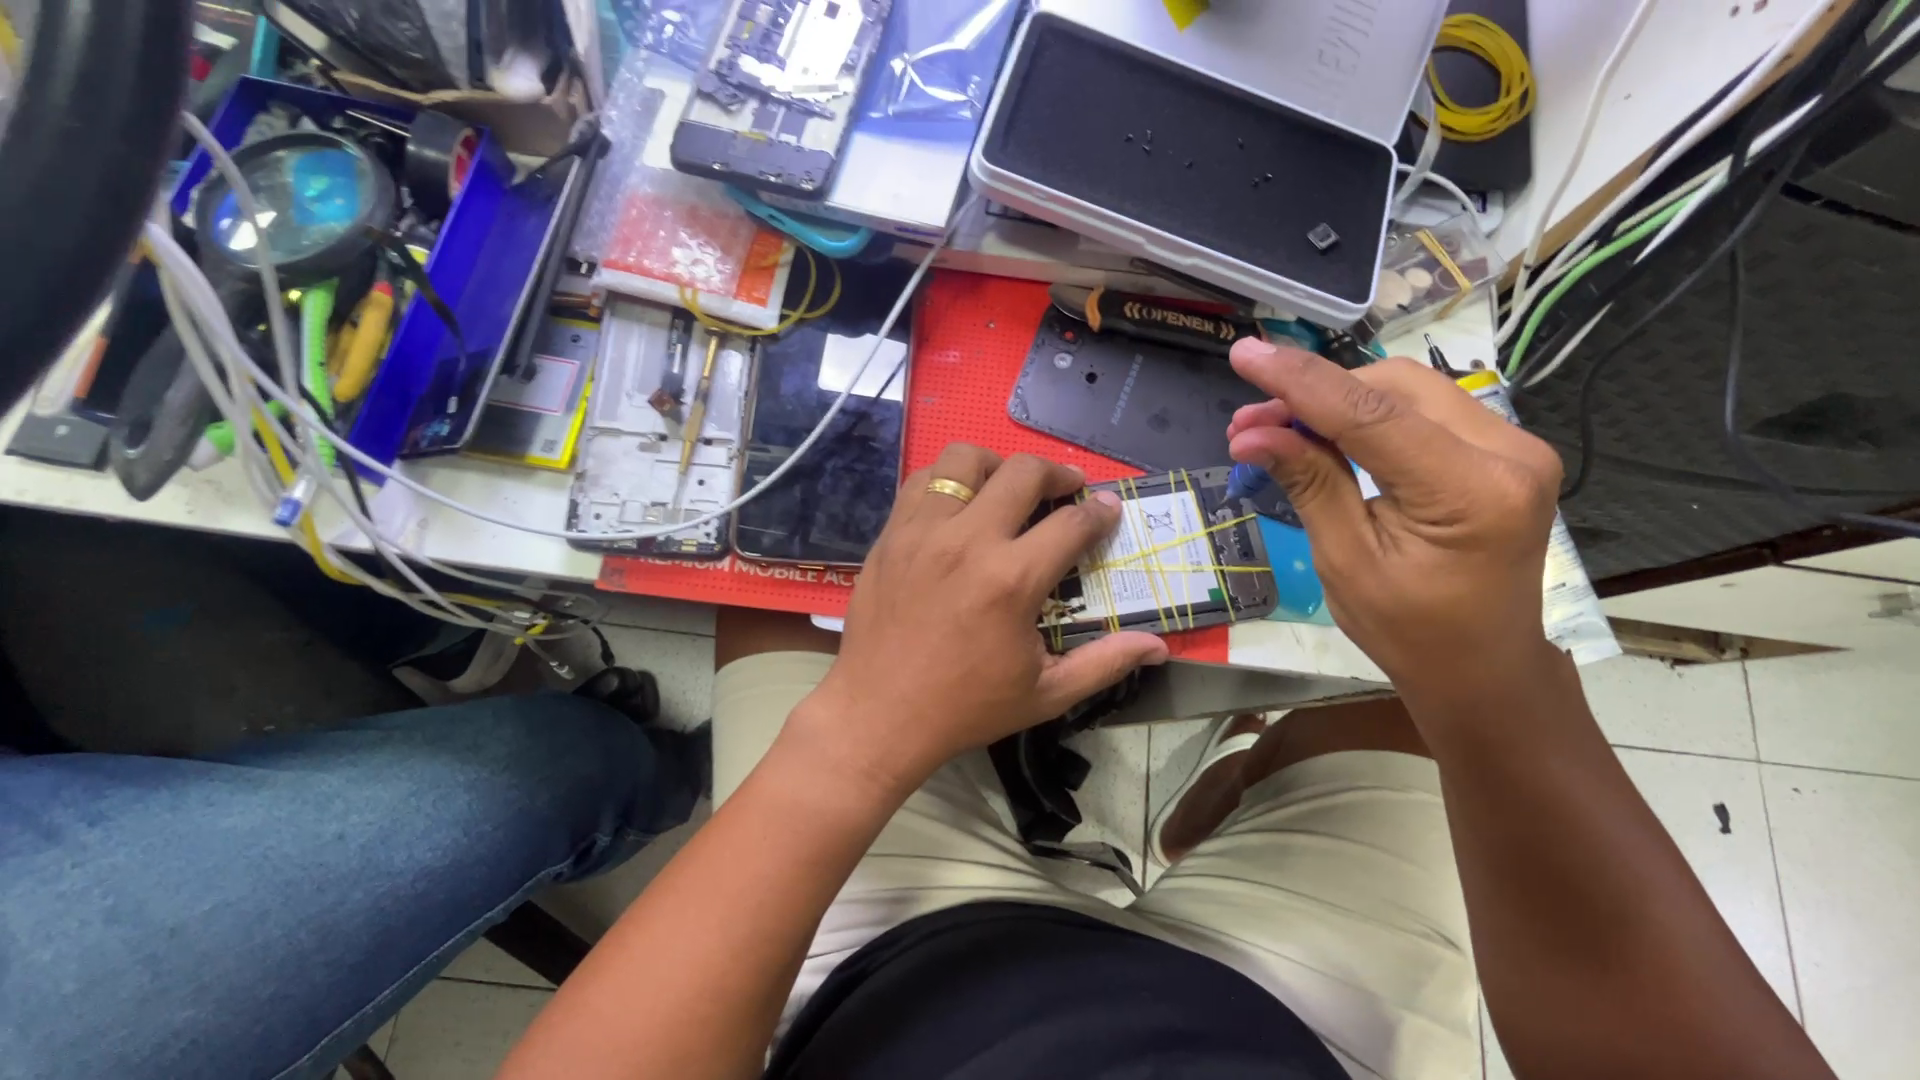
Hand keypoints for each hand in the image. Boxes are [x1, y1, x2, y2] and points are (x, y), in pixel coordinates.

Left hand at [790, 444, 1169, 795]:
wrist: (878, 716)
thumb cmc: (966, 708)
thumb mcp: (1045, 694)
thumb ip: (1105, 662)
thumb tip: (1159, 645)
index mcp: (1011, 580)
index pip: (1072, 523)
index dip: (1100, 512)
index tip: (1108, 510)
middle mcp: (967, 541)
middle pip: (1023, 472)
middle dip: (1058, 473)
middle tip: (1068, 488)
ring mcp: (922, 532)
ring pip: (963, 459)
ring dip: (997, 465)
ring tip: (1008, 487)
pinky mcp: (890, 535)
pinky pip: (921, 481)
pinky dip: (948, 480)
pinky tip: (959, 504)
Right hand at [1226, 341, 1563, 689]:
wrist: (1483, 668)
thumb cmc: (1410, 632)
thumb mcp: (1346, 562)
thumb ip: (1310, 484)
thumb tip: (1254, 434)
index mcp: (1471, 492)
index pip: (1372, 414)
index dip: (1301, 382)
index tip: (1245, 354)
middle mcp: (1508, 454)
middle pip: (1394, 387)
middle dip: (1315, 394)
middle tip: (1249, 424)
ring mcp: (1514, 447)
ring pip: (1408, 390)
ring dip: (1337, 402)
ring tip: (1275, 429)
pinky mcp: (1503, 451)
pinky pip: (1424, 411)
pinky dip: (1367, 416)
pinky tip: (1324, 434)